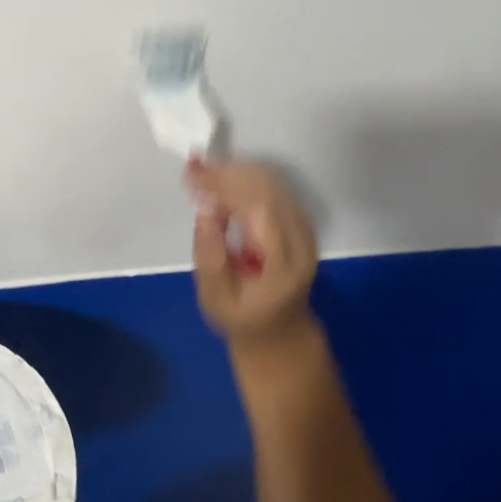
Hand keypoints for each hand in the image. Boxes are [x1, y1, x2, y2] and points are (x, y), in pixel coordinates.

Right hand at [186, 159, 318, 345]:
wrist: (280, 332)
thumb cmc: (242, 318)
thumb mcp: (216, 300)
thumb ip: (211, 258)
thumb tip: (205, 210)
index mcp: (284, 267)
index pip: (260, 212)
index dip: (228, 188)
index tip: (194, 178)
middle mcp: (303, 243)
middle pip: (269, 191)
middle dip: (229, 175)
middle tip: (194, 170)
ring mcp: (306, 230)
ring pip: (273, 184)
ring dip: (236, 173)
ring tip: (202, 172)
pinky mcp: (300, 222)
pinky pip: (274, 188)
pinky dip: (245, 179)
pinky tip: (220, 180)